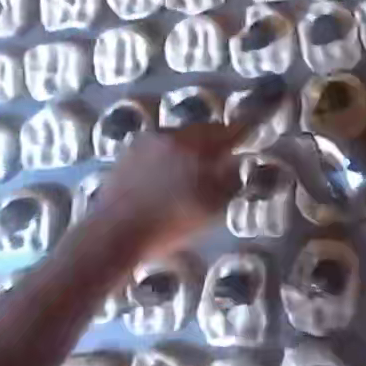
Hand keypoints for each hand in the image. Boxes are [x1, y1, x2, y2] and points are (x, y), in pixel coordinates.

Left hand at [85, 122, 245, 262]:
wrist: (114, 234)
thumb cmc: (168, 223)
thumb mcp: (211, 207)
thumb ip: (231, 181)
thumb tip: (240, 163)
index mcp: (195, 144)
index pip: (227, 131)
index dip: (242, 133)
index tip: (251, 134)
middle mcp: (170, 135)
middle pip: (202, 131)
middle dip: (216, 140)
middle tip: (226, 153)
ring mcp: (145, 142)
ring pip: (178, 138)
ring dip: (191, 147)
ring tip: (196, 166)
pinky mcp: (127, 154)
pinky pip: (158, 148)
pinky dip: (169, 155)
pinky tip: (169, 175)